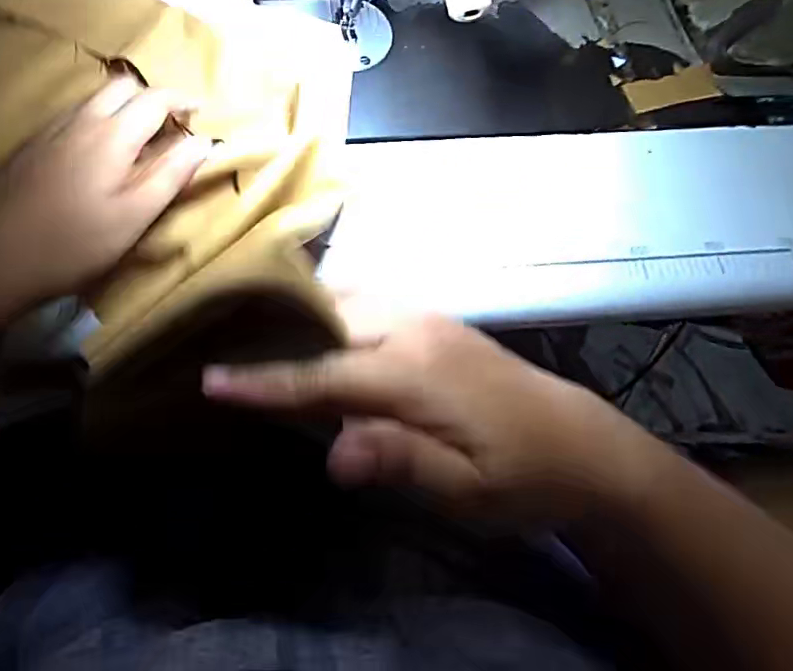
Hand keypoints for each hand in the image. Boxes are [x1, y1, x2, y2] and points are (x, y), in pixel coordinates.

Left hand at [0, 75, 208, 326]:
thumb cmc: (70, 243)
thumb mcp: (133, 217)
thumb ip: (172, 175)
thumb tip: (205, 141)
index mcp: (112, 134)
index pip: (157, 98)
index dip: (184, 100)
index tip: (203, 112)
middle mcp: (82, 120)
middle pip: (124, 86)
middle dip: (154, 97)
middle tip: (171, 126)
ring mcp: (52, 130)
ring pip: (97, 98)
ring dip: (126, 106)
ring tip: (140, 138)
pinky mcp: (32, 145)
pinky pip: (76, 114)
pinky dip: (101, 118)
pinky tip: (99, 154)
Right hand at [203, 315, 669, 529]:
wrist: (582, 442)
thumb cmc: (521, 475)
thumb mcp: (466, 490)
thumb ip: (400, 460)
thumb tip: (331, 454)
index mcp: (416, 372)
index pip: (325, 373)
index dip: (266, 379)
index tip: (211, 378)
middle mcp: (414, 329)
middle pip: (331, 317)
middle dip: (277, 329)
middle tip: (223, 342)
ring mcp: (426, 318)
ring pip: (349, 301)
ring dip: (304, 313)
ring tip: (259, 331)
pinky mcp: (434, 321)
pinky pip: (367, 303)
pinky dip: (332, 311)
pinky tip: (318, 330)